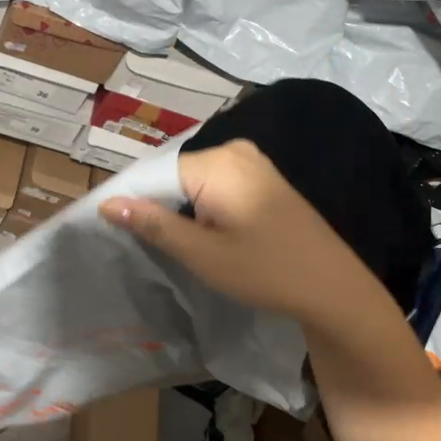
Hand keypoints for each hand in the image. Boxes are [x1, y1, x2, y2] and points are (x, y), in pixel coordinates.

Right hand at [106, 139, 440, 440]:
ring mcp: (251, 164)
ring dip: (174, 211)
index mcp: (220, 162)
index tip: (110, 231)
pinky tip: (195, 238)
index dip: (131, 202)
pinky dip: (197, 210)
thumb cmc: (266, 272)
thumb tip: (107, 203)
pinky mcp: (260, 180)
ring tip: (163, 244)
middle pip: (171, 176)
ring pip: (190, 184)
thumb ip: (153, 224)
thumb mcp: (202, 254)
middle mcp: (235, 151)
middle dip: (153, 206)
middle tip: (139, 244)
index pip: (153, 173)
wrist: (334, 289)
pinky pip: (211, 188)